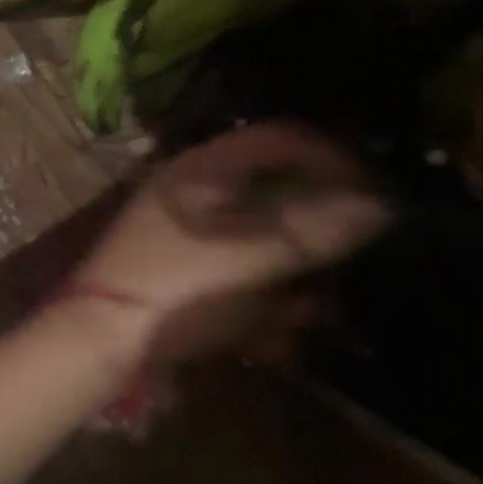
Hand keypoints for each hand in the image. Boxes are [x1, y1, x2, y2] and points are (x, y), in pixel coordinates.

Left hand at [69, 121, 388, 365]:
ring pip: (265, 246)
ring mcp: (189, 240)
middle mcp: (196, 196)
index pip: (279, 140)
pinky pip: (244, 284)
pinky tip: (276, 339)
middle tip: (356, 261)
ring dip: (297, 279)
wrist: (100, 344)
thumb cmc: (173, 286)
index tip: (375, 194)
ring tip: (315, 311)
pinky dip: (265, 308)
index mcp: (202, 171)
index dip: (332, 158)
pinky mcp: (188, 282)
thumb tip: (382, 205)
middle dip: (320, 231)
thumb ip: (311, 228)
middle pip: (276, 196)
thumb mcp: (248, 255)